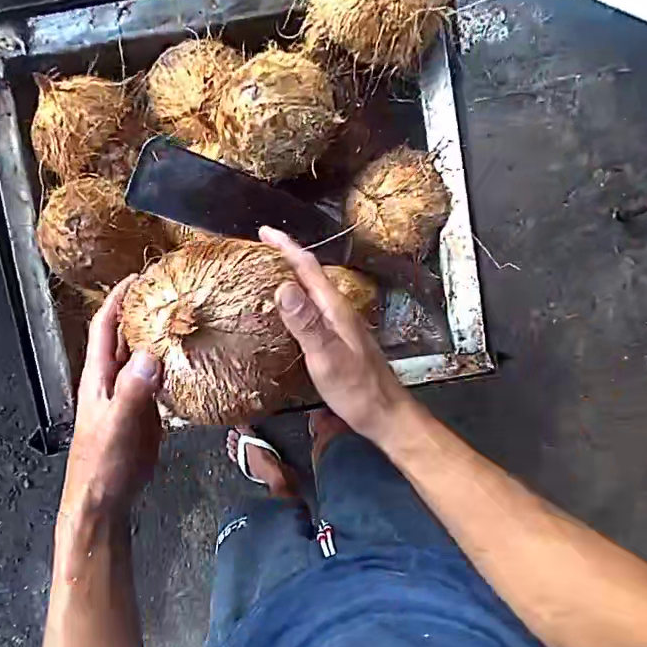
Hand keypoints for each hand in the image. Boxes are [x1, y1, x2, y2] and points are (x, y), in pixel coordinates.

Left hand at [61, 275, 163, 518]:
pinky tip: (192, 362)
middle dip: (144, 311)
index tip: (138, 277)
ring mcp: (130, 395)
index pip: (106, 327)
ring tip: (187, 319)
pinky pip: (160, 381)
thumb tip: (151, 354)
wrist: (105, 497)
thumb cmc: (102, 463)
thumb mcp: (117, 424)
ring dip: (161, 338)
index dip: (118, 299)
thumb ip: (133, 390)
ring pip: (146, 357)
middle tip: (172, 292)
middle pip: (128, 336)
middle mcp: (113, 380)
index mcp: (98, 376)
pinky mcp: (146, 412)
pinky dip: (174, 367)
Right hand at [260, 226, 416, 440]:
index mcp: (335, 310)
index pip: (308, 268)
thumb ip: (306, 322)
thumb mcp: (326, 356)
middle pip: (310, 276)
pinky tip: (288, 313)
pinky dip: (296, 303)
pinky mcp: (338, 339)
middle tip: (261, 249)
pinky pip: (313, 311)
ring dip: (290, 279)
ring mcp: (340, 326)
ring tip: (268, 275)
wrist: (386, 414)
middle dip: (285, 258)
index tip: (265, 232)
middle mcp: (339, 312)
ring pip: (311, 293)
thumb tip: (283, 287)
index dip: (286, 247)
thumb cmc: (359, 390)